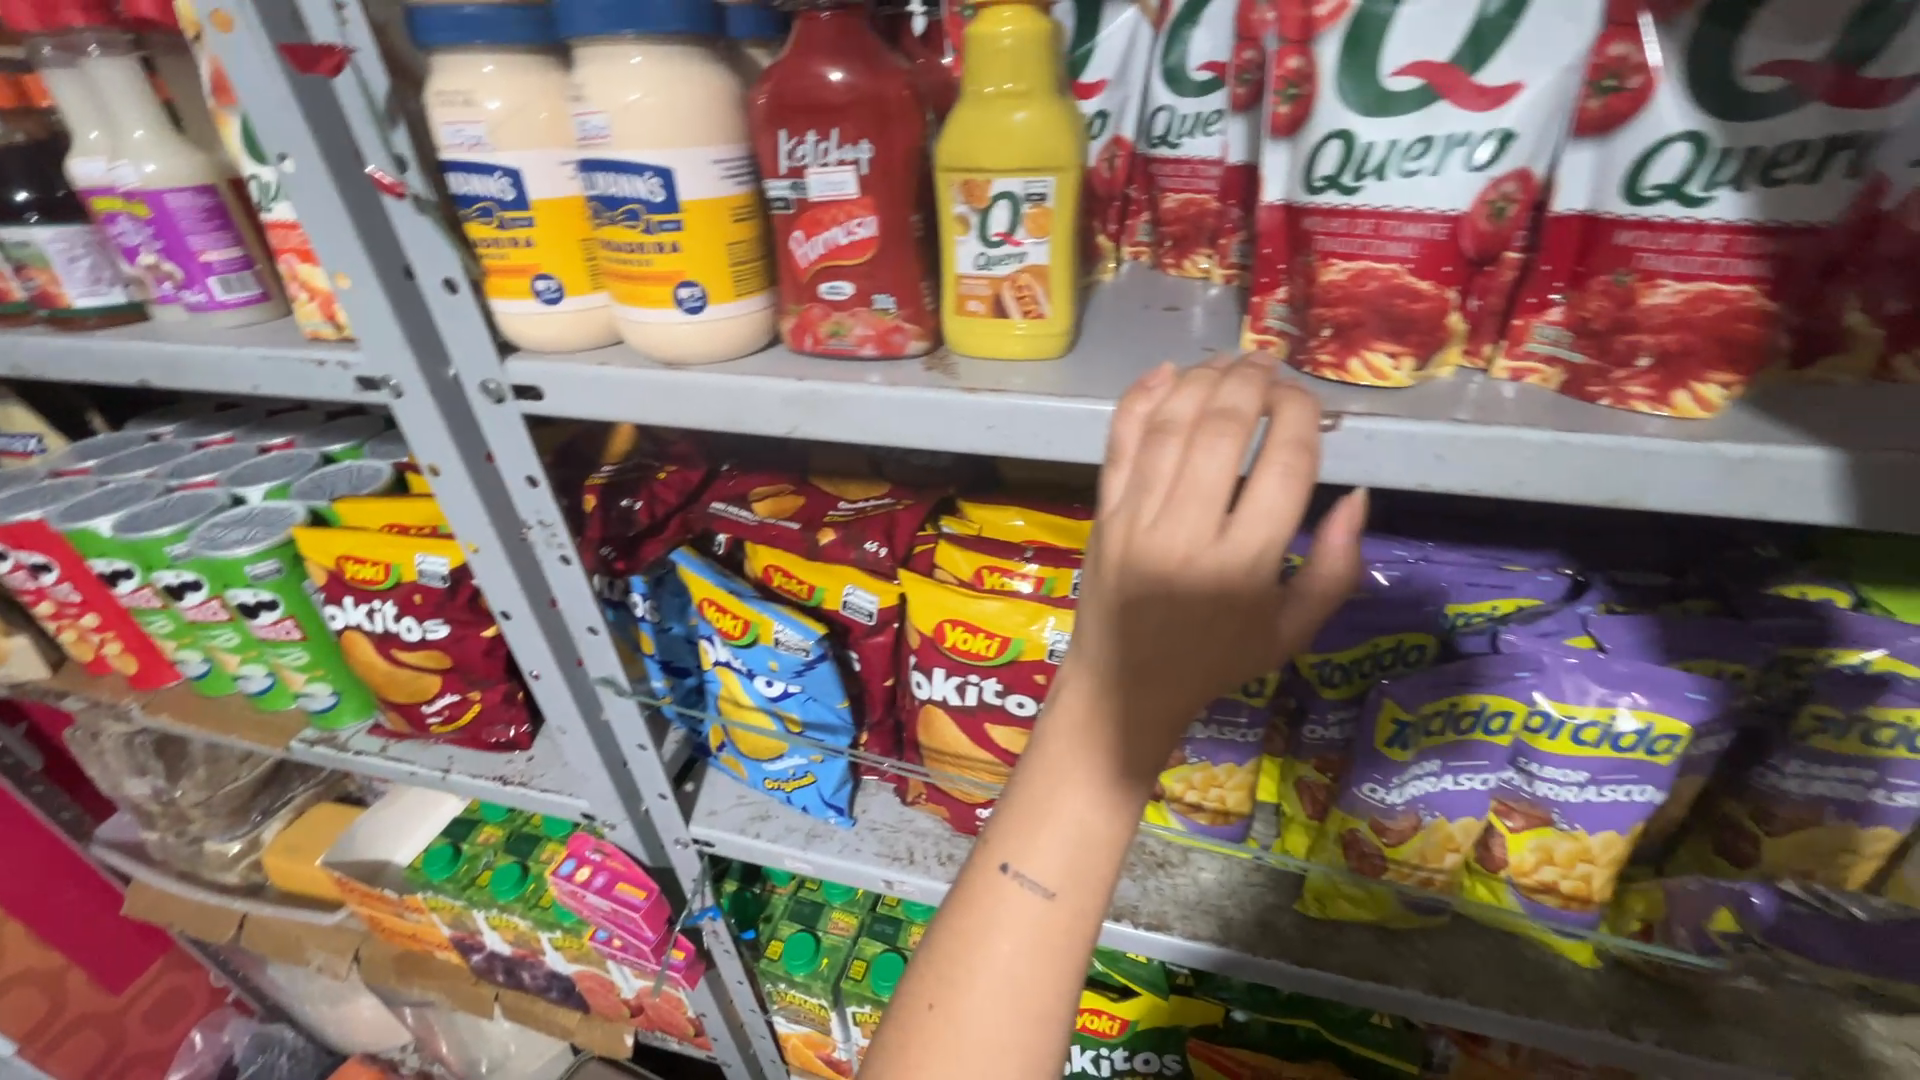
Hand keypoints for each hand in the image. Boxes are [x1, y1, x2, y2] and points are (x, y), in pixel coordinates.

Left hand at [1049, 353, 1368, 789]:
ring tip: (1229, 361)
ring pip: (1170, 425)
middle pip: (1223, 429)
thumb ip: (1338, 568)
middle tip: (1270, 364)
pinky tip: (1166, 372)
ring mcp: (1136, 519)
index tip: (1308, 399)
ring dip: (1202, 379)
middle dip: (1252, 382)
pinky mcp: (1103, 513)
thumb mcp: (1292, 632)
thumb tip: (1359, 495)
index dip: (1301, 415)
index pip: (1284, 464)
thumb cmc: (1215, 661)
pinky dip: (1140, 400)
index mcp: (1244, 566)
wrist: (1126, 685)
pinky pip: (1118, 443)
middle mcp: (1187, 533)